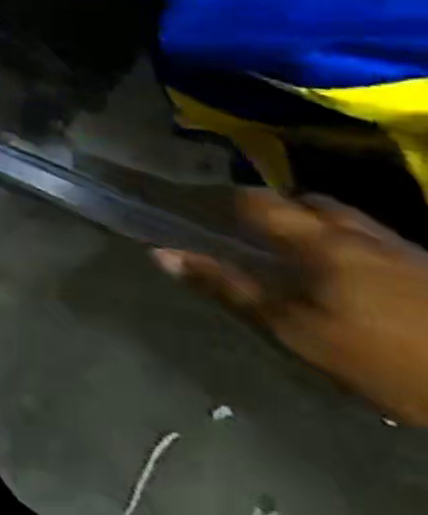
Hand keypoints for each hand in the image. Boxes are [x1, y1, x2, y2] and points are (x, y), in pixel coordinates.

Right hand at [156, 189, 427, 424]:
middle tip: (257, 232)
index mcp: (322, 244)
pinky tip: (356, 276)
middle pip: (314, 204)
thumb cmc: (386, 361)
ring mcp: (411, 254)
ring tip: (304, 254)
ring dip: (324, 229)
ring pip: (354, 223)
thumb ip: (232, 289)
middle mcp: (365, 236)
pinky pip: (385, 246)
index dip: (227, 201)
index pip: (259, 201)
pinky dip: (359, 249)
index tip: (202, 210)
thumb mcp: (297, 332)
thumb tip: (161, 254)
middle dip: (284, 210)